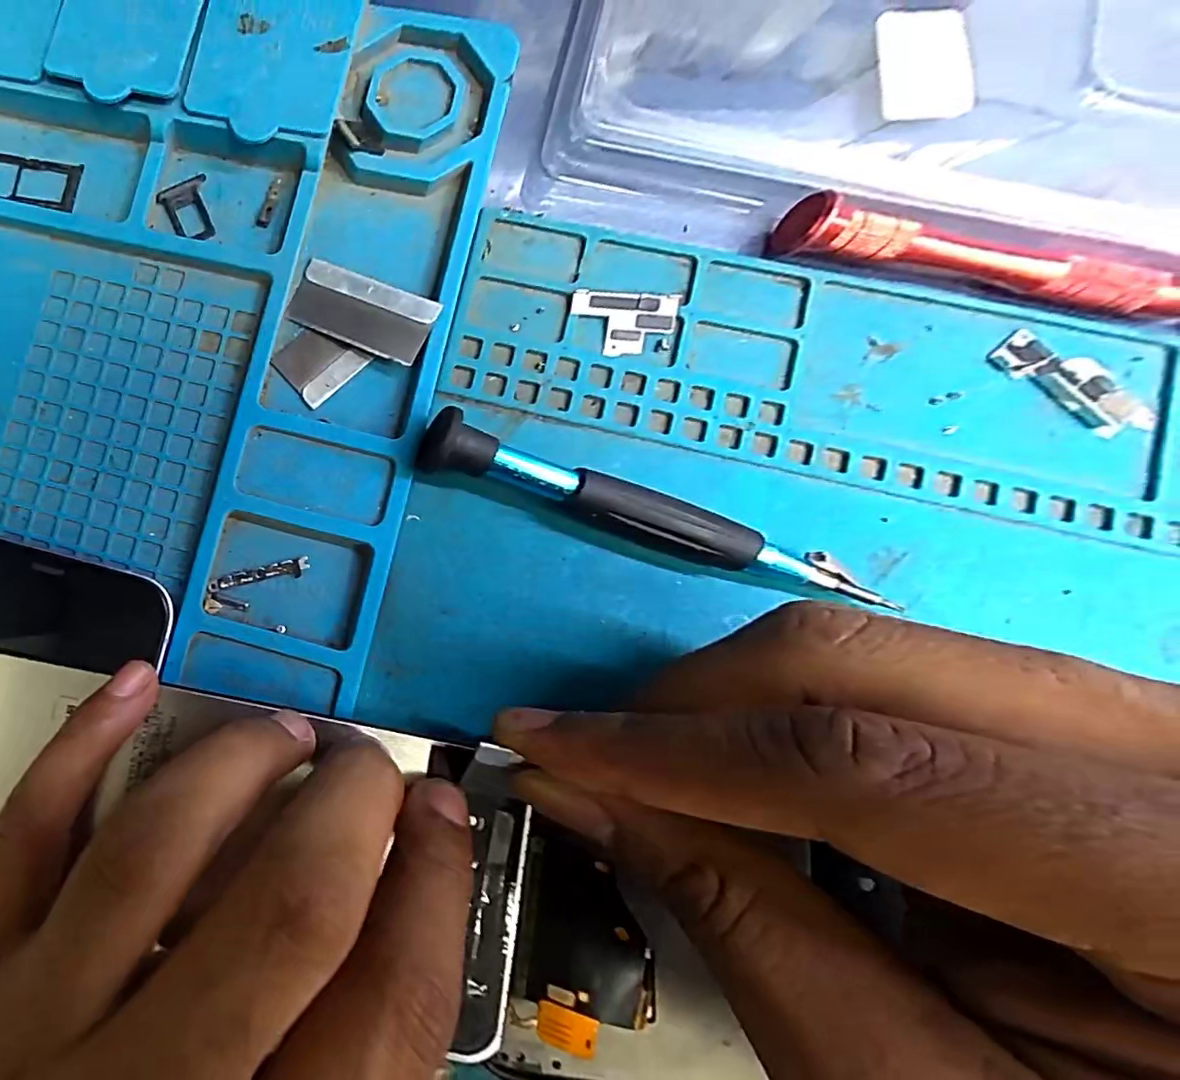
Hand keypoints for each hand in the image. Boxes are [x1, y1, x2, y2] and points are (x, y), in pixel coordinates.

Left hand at [0, 661, 476, 1079]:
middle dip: (344, 809)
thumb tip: (396, 906)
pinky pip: (26, 836)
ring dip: (233, 764)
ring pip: (152, 849)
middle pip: (281, 912)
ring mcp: (34, 1022)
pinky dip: (82, 748)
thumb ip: (340, 1054)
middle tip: (363, 764)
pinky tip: (133, 687)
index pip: (386, 1007)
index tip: (437, 815)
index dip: (432, 889)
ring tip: (280, 728)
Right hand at [494, 602, 1179, 1079]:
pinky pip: (898, 682)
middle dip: (691, 705)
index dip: (671, 750)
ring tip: (672, 777)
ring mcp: (1158, 735)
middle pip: (861, 664)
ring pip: (875, 654)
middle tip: (597, 755)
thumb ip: (735, 915)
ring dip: (733, 711)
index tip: (543, 739)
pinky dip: (792, 725)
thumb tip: (571, 789)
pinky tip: (768, 795)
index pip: (862, 765)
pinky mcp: (1103, 731)